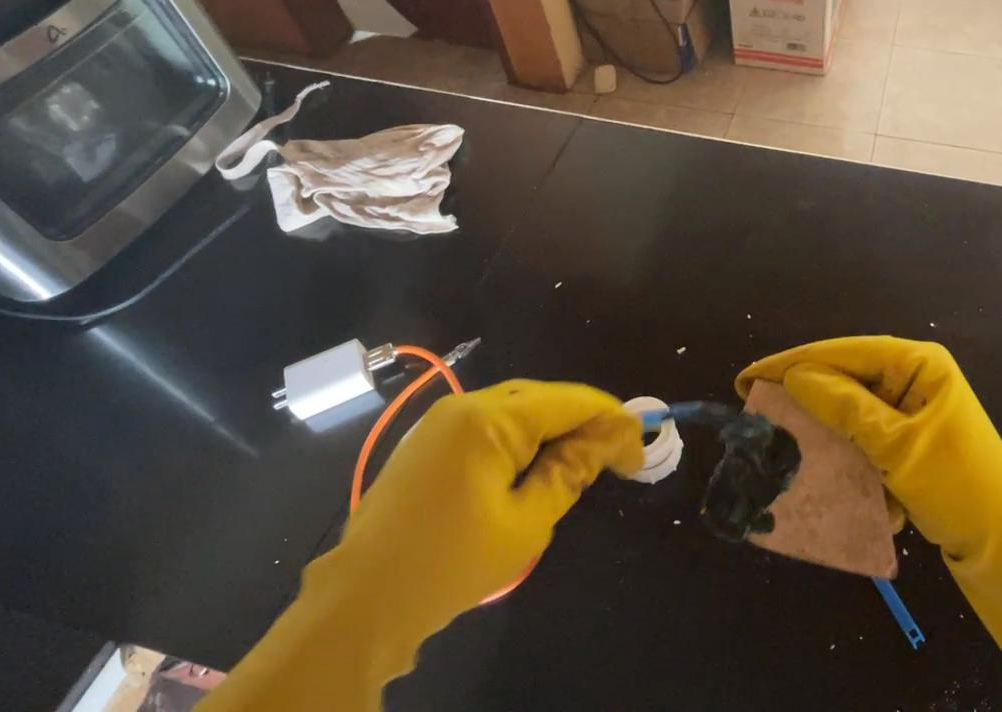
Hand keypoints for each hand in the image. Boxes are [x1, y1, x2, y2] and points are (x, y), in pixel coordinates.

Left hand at [201, 381, 640, 711]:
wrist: (361, 601)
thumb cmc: (450, 563)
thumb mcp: (526, 521)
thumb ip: (573, 469)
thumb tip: (618, 435)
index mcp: (489, 418)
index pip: (570, 401)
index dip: (612, 420)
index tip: (641, 451)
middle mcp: (465, 405)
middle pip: (544, 399)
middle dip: (585, 422)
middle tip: (619, 459)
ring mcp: (441, 422)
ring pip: (518, 409)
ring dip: (554, 430)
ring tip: (584, 463)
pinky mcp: (429, 442)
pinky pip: (490, 425)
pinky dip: (523, 439)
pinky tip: (538, 466)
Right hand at [740, 338, 1001, 711]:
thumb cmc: (955, 486)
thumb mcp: (896, 446)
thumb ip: (845, 408)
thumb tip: (796, 377)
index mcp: (920, 365)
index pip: (846, 352)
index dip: (795, 362)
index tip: (750, 375)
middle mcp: (915, 378)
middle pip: (846, 377)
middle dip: (805, 393)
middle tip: (756, 401)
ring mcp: (911, 410)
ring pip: (851, 407)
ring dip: (823, 425)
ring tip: (781, 431)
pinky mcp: (907, 440)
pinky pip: (864, 434)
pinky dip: (846, 449)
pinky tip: (825, 462)